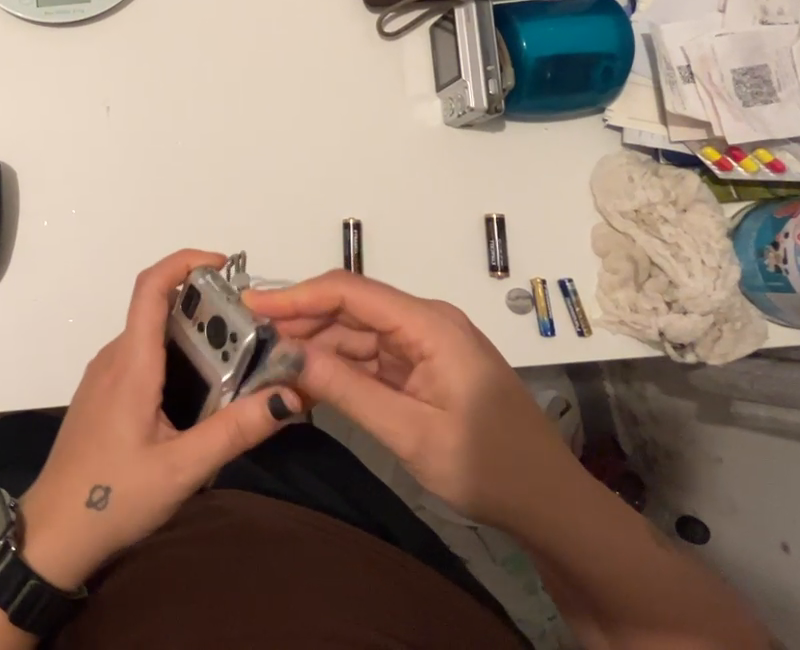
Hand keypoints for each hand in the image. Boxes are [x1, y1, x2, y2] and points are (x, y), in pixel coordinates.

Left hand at [19, 249, 301, 588]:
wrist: (55, 531)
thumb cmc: (114, 497)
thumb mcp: (183, 469)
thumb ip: (236, 431)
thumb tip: (290, 396)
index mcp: (131, 364)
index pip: (150, 288)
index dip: (184, 262)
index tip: (224, 264)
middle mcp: (114, 358)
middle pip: (158, 310)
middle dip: (206, 309)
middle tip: (255, 332)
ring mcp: (105, 376)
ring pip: (152, 337)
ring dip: (193, 338)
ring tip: (242, 363)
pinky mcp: (104, 395)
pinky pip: (142, 360)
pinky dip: (177, 360)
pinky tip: (205, 394)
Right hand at [244, 271, 575, 529]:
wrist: (550, 507)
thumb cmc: (489, 468)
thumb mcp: (410, 433)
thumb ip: (345, 389)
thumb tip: (285, 354)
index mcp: (431, 325)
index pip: (349, 292)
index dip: (294, 295)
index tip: (248, 307)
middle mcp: (425, 323)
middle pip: (347, 308)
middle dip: (298, 322)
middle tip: (248, 344)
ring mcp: (424, 345)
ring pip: (353, 332)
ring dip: (312, 347)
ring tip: (268, 365)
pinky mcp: (421, 367)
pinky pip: (367, 356)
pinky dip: (335, 367)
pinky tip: (304, 380)